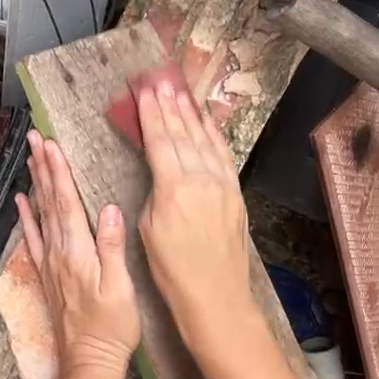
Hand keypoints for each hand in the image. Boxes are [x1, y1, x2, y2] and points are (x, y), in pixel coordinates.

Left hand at [16, 131, 140, 374]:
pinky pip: (33, 238)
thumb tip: (110, 208)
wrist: (88, 363)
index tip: (52, 144)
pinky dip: (26, 217)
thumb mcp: (121, 288)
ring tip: (30, 157)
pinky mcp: (47, 274)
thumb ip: (113, 246)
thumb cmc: (113, 328)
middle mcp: (58, 251)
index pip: (67, 201)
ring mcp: (50, 262)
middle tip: (34, 137)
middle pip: (49, 201)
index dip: (59, 170)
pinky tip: (21, 200)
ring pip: (40, 214)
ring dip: (35, 183)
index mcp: (78, 250)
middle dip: (43, 167)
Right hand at [136, 78, 259, 353]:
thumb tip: (160, 171)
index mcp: (174, 187)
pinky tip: (207, 121)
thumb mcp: (149, 228)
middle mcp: (201, 178)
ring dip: (191, 114)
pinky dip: (214, 135)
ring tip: (180, 91)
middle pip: (182, 134)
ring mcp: (222, 184)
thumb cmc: (172, 269)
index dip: (151, 114)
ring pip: (204, 140)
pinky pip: (223, 155)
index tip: (144, 92)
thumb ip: (156, 192)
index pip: (159, 140)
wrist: (216, 297)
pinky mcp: (235, 194)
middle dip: (169, 106)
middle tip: (159, 81)